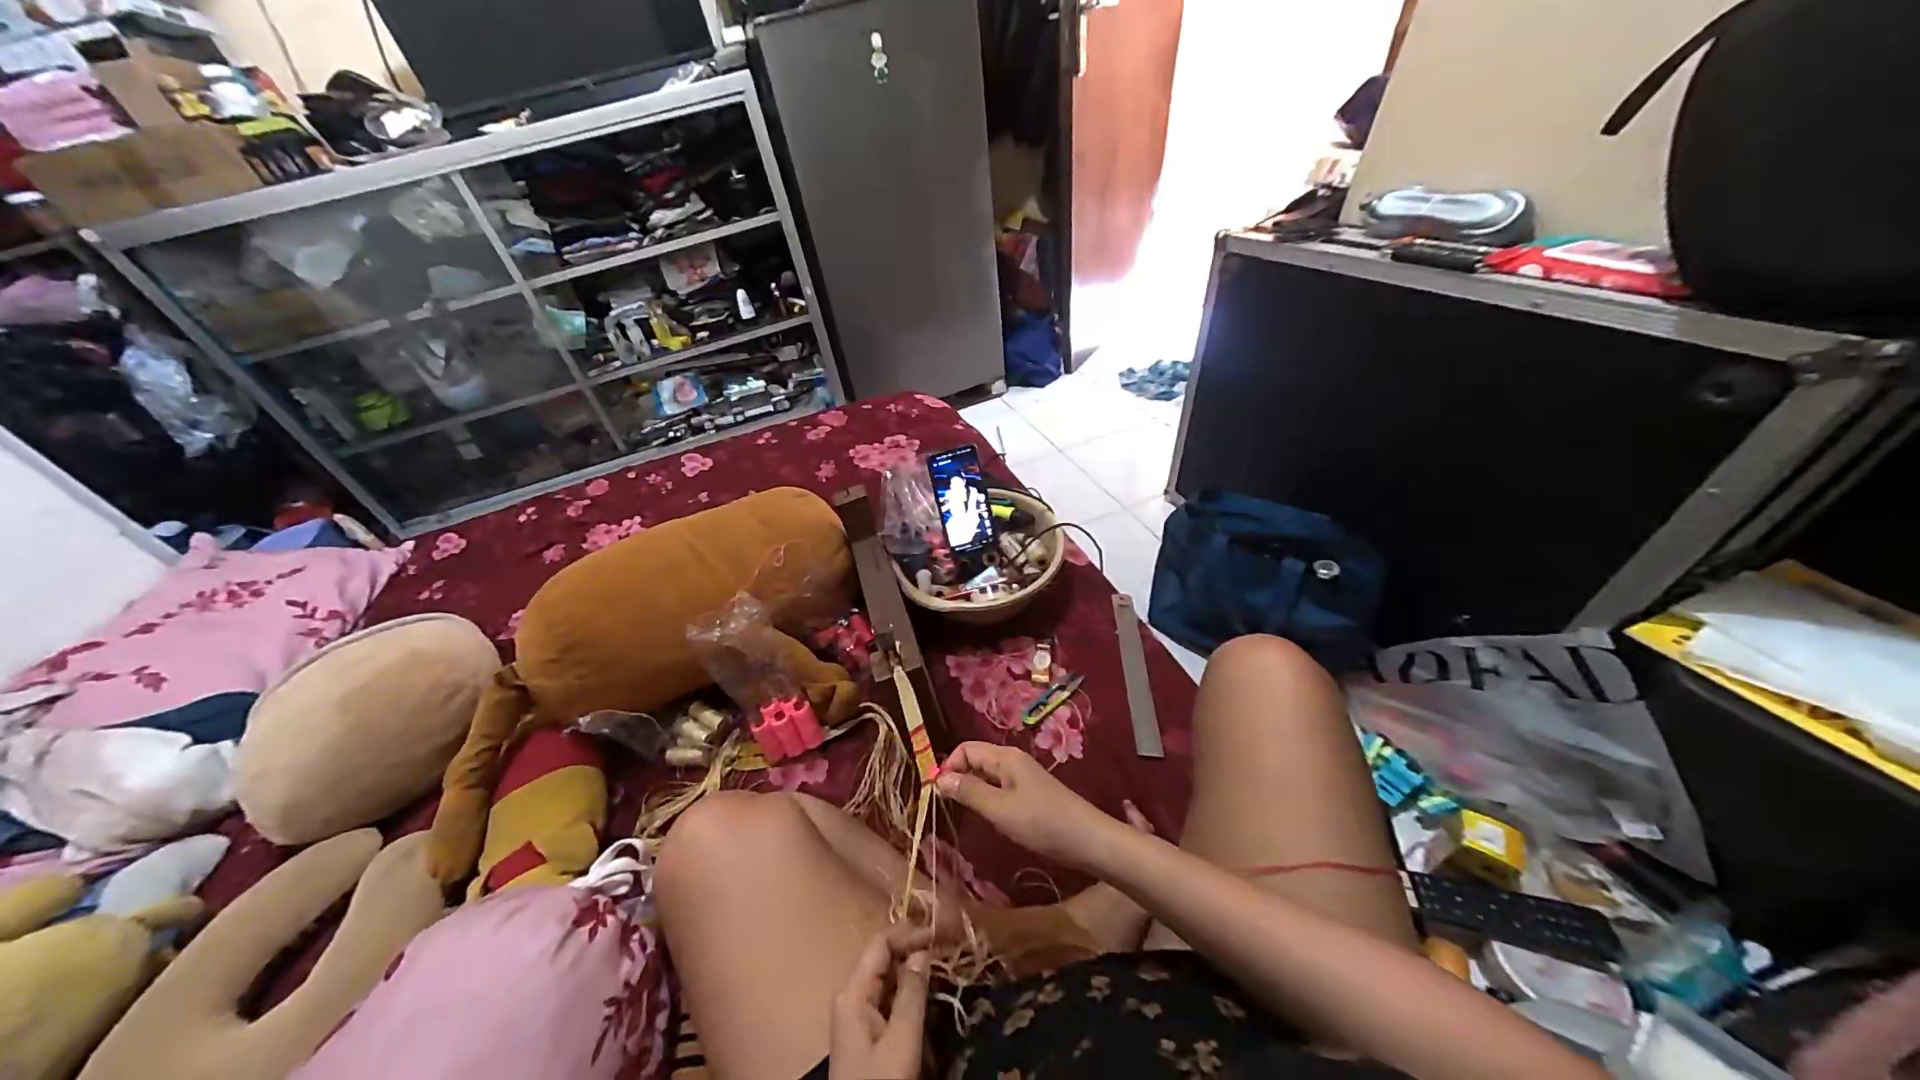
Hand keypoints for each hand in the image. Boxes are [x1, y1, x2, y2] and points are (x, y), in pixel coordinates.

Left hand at [830, 925, 932, 1079]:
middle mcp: (851, 997)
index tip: (942, 934)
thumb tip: (922, 951)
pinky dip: (908, 991)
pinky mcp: (866, 1035)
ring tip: (942, 964)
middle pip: (882, 959)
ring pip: (886, 979)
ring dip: (913, 970)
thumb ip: (912, 993)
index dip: (910, 933)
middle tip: (947, 946)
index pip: (880, 944)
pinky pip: (887, 999)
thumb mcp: (902, 1041)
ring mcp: (857, 1017)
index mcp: (852, 993)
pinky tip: (928, 993)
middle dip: (913, 949)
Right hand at [934, 742, 1125, 871]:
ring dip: (973, 792)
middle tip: (948, 808)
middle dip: (958, 779)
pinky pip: (999, 789)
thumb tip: (939, 778)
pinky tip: (991, 821)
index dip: (948, 767)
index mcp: (1005, 757)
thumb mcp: (1000, 810)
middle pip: (975, 760)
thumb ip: (969, 792)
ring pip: (986, 777)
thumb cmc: (1043, 823)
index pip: (965, 749)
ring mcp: (1022, 777)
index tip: (938, 795)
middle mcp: (1012, 761)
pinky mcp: (1029, 794)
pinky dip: (988, 801)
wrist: (1089, 840)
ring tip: (967, 816)